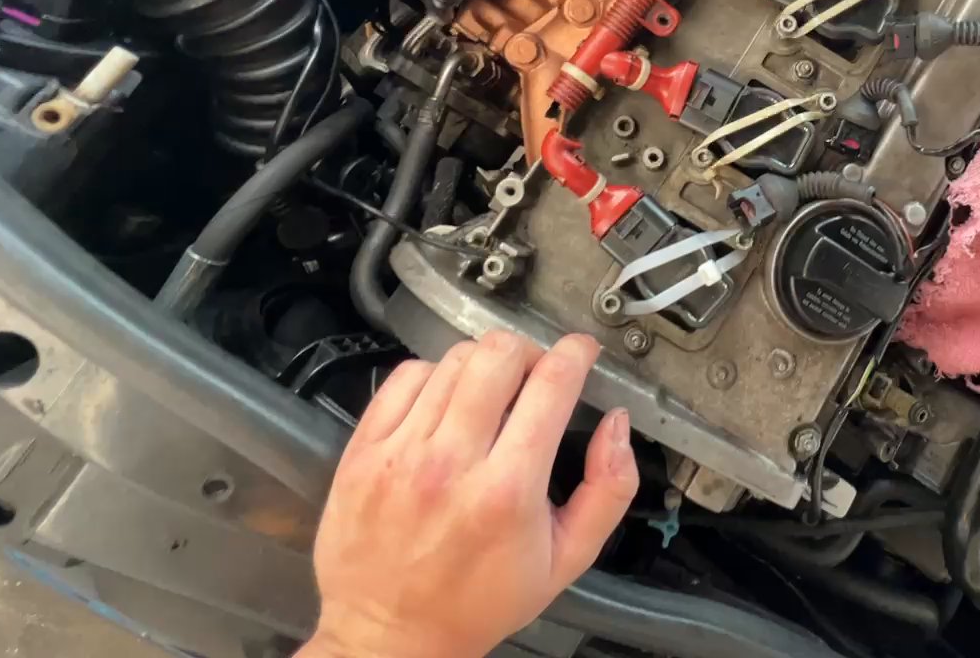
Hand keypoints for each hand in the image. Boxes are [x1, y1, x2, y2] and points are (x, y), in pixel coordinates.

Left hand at [302, 331, 637, 657]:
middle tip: (535, 376)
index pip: (552, 383)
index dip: (576, 352)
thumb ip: (609, 488)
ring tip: (492, 392)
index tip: (582, 351)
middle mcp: (450, 464)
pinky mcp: (362, 452)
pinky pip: (406, 375)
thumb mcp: (567, 559)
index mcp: (507, 490)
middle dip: (530, 352)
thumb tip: (616, 424)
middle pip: (500, 354)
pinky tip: (447, 402)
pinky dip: (436, 374)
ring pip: (455, 358)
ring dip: (486, 364)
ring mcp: (399, 455)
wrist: (387, 642)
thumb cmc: (479, 602)